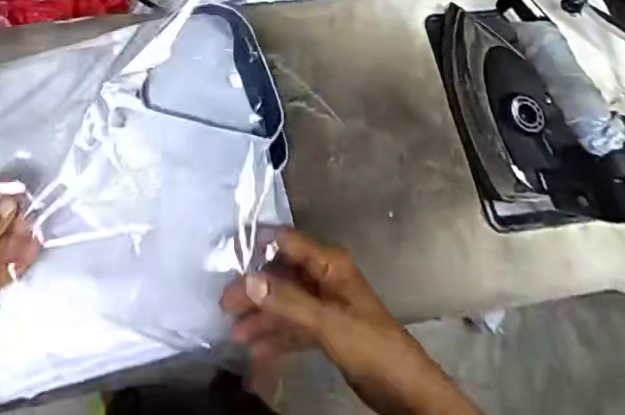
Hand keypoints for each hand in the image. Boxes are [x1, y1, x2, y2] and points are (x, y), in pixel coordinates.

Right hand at [220, 228, 482, 414]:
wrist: (400, 382)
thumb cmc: (367, 342)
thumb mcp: (326, 322)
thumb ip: (288, 301)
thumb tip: (248, 279)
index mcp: (332, 264)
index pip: (290, 243)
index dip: (260, 246)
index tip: (227, 256)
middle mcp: (328, 277)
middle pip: (285, 274)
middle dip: (256, 287)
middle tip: (224, 307)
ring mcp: (327, 304)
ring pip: (287, 302)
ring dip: (262, 315)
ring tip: (233, 333)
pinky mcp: (327, 329)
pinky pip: (295, 325)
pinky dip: (276, 335)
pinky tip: (255, 351)